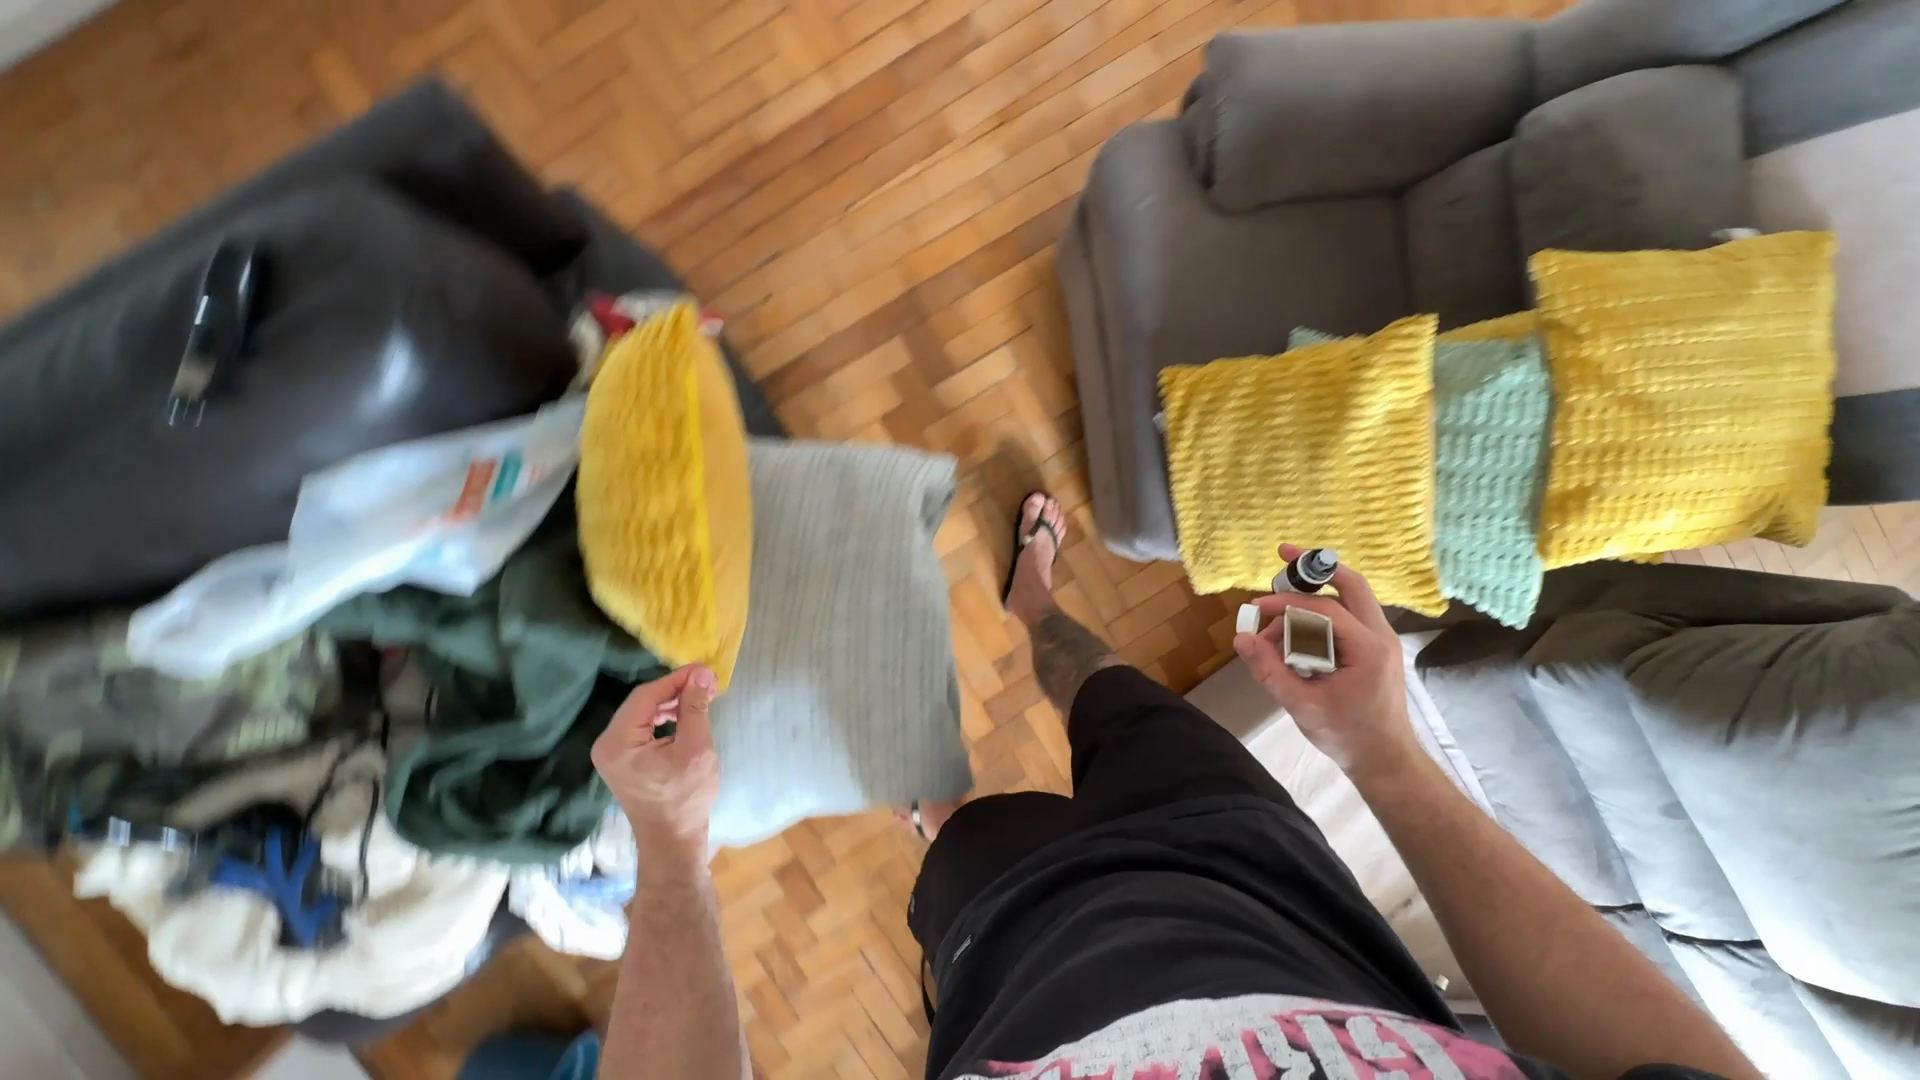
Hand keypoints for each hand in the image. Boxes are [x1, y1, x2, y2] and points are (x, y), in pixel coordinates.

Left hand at [592, 665, 720, 849]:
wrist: (672, 839)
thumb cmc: (685, 797)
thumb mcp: (696, 748)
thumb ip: (695, 708)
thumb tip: (702, 673)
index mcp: (618, 742)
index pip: (645, 696)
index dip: (676, 679)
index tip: (704, 670)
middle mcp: (606, 744)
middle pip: (640, 702)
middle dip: (674, 689)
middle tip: (705, 682)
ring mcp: (611, 752)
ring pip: (641, 712)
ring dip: (669, 702)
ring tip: (699, 697)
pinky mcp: (621, 758)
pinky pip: (640, 726)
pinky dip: (662, 716)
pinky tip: (683, 714)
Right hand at [1233, 545, 1420, 779]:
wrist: (1386, 760)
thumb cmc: (1347, 735)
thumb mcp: (1301, 705)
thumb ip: (1269, 670)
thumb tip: (1241, 638)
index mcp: (1368, 648)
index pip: (1324, 608)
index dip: (1287, 603)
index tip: (1256, 608)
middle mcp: (1381, 636)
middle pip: (1351, 584)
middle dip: (1316, 567)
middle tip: (1284, 554)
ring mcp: (1381, 641)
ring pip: (1351, 598)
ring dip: (1313, 597)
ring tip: (1276, 620)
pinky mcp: (1375, 649)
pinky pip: (1348, 617)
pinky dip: (1321, 614)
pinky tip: (1294, 633)